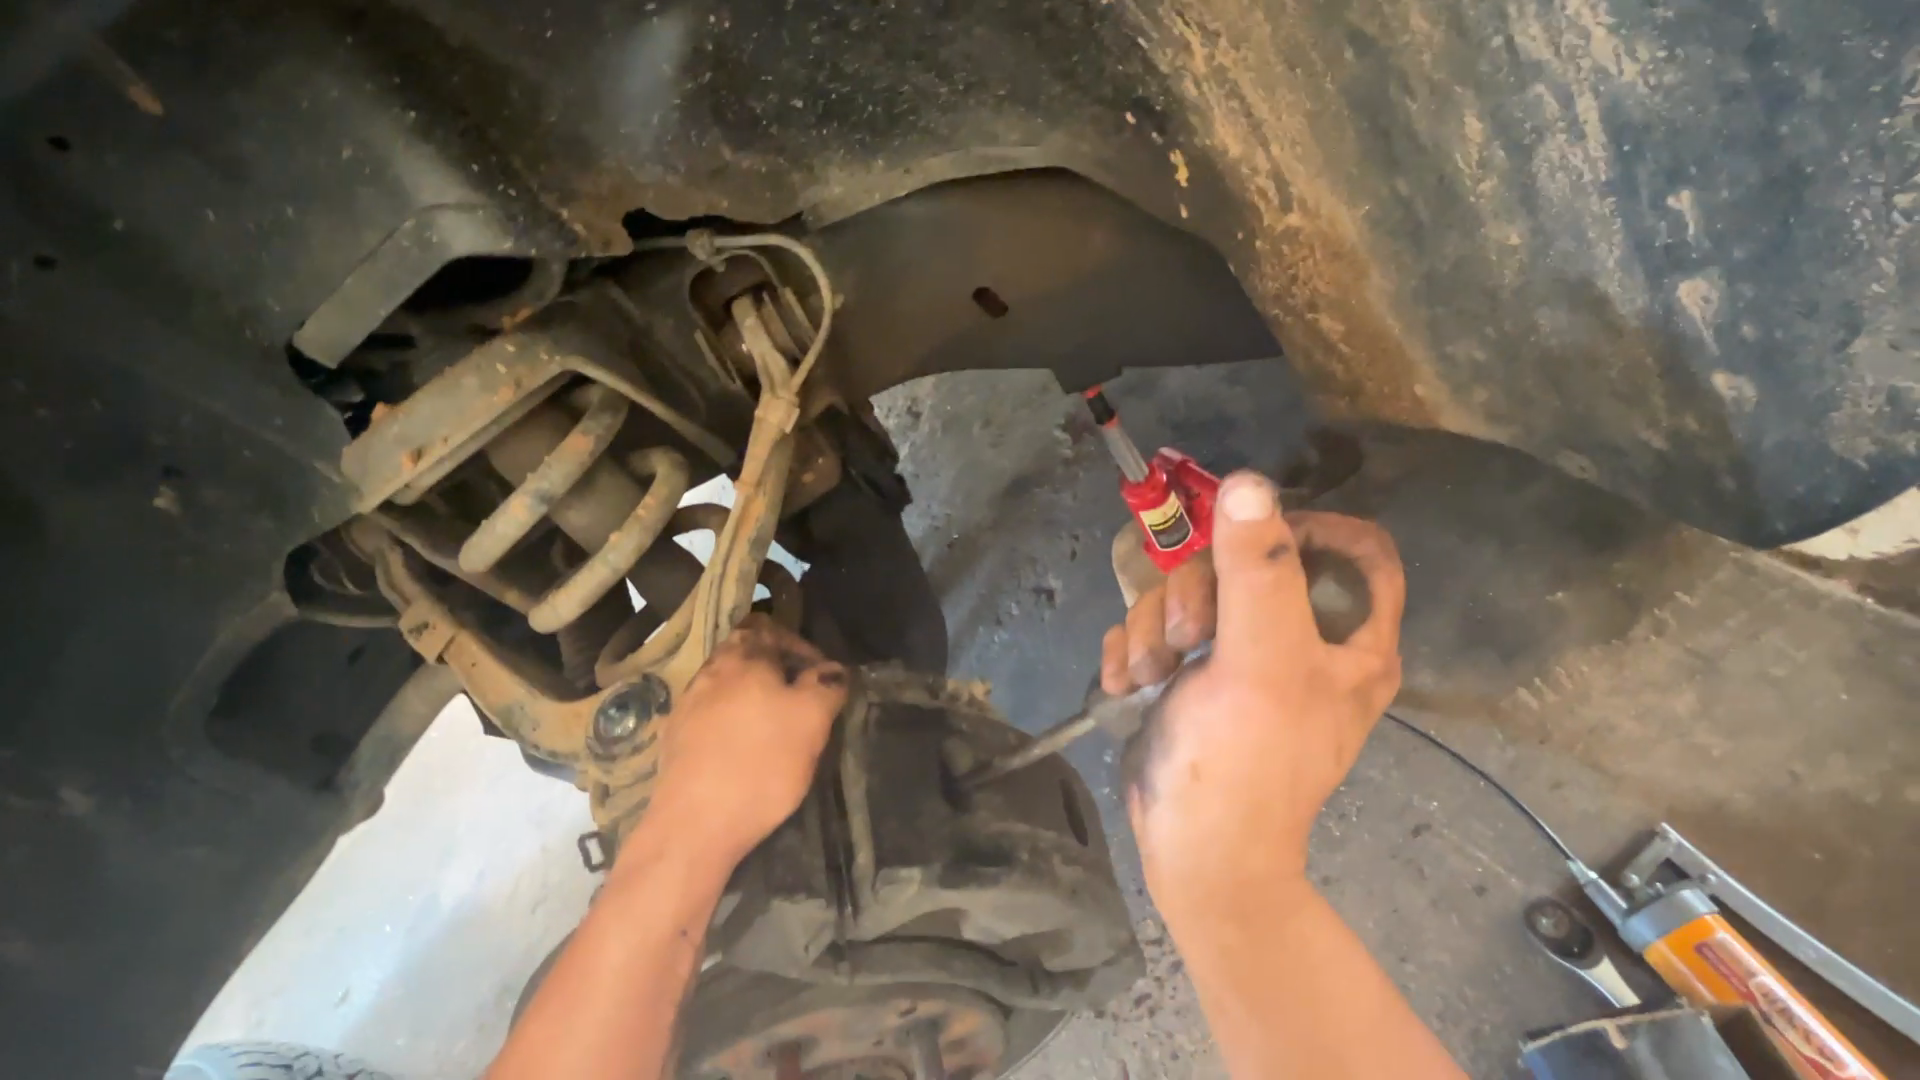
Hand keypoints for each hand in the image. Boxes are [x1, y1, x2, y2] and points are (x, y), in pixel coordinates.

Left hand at [633, 616, 849, 869]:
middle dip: (774, 671)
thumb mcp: (812, 719)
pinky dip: (731, 723)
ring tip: (776, 728)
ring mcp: (685, 706)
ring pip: (725, 686)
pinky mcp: (674, 741)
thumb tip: (833, 669)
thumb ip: (827, 684)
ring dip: (752, 697)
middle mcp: (708, 672)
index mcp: (742, 657)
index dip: (796, 642)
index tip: (818, 673)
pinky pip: (709, 716)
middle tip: (801, 700)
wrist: (695, 824)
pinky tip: (744, 751)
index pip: (766, 626)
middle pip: (743, 654)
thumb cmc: (761, 762)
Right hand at [1103, 472, 1405, 918]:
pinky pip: (1156, 627)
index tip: (1250, 540)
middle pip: (1244, 563)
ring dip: (1155, 624)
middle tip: (1188, 636)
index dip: (1304, 528)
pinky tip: (1128, 682)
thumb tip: (1246, 482)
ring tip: (1152, 673)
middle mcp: (1298, 640)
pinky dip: (1135, 649)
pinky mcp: (1187, 674)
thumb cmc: (1246, 764)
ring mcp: (1237, 657)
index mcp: (1349, 639)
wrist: (1191, 852)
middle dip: (1198, 589)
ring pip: (1188, 592)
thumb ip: (1257, 572)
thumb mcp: (1262, 662)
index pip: (1352, 547)